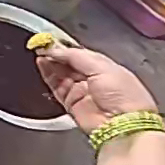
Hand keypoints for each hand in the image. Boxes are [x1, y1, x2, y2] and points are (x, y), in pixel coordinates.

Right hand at [35, 43, 156, 132]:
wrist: (122, 124)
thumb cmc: (124, 96)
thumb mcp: (102, 67)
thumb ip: (76, 56)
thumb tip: (57, 49)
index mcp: (105, 67)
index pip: (81, 53)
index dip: (66, 47)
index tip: (52, 40)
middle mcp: (93, 79)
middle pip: (69, 63)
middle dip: (56, 54)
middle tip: (43, 45)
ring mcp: (82, 91)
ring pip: (61, 73)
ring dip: (50, 62)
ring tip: (40, 52)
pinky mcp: (71, 103)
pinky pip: (56, 86)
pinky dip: (48, 75)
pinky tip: (42, 64)